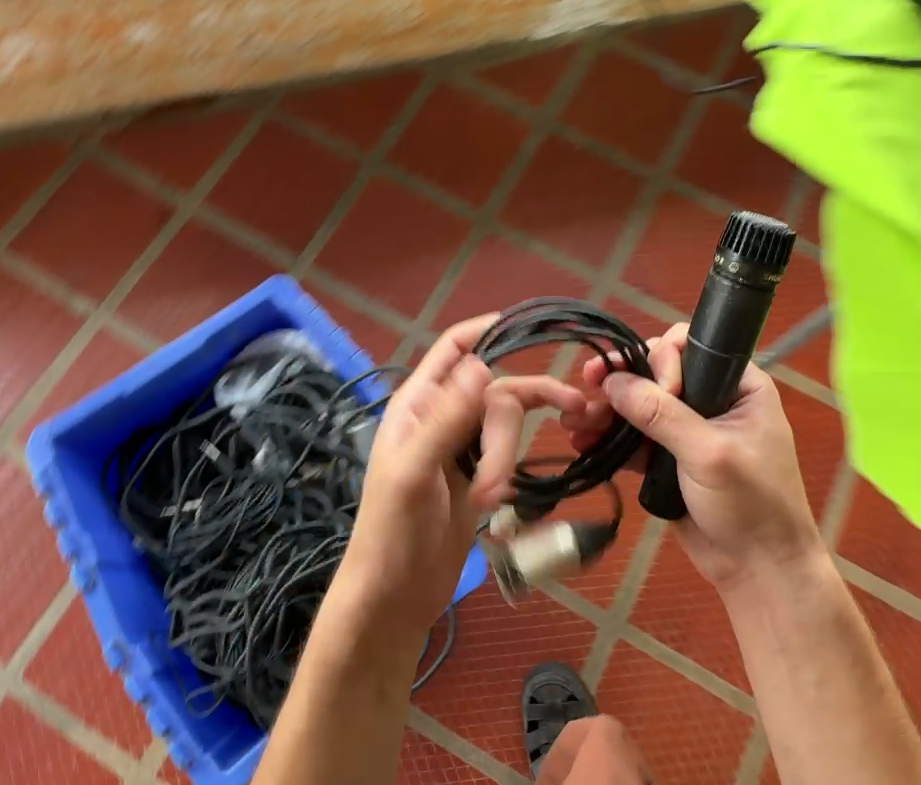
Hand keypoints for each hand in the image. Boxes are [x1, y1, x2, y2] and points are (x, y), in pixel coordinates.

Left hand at [337, 315, 585, 626]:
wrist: (395, 595)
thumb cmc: (391, 532)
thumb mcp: (415, 473)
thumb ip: (447, 419)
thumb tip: (482, 363)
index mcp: (416, 404)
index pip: (453, 349)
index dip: (486, 331)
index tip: (528, 325)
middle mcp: (441, 417)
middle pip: (494, 393)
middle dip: (503, 435)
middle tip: (492, 485)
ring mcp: (461, 447)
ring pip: (506, 425)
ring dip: (505, 460)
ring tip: (489, 502)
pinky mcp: (479, 475)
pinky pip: (508, 453)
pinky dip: (511, 467)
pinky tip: (505, 496)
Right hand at [559, 323, 822, 590]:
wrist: (759, 571)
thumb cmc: (753, 505)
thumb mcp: (710, 454)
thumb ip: (661, 415)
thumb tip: (613, 381)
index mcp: (739, 386)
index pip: (690, 348)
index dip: (663, 361)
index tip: (658, 391)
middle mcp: (712, 399)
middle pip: (656, 372)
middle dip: (620, 380)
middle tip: (588, 384)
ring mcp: (688, 430)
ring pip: (638, 405)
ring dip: (605, 410)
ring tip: (572, 419)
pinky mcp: (668, 459)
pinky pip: (632, 438)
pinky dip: (607, 439)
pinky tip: (581, 441)